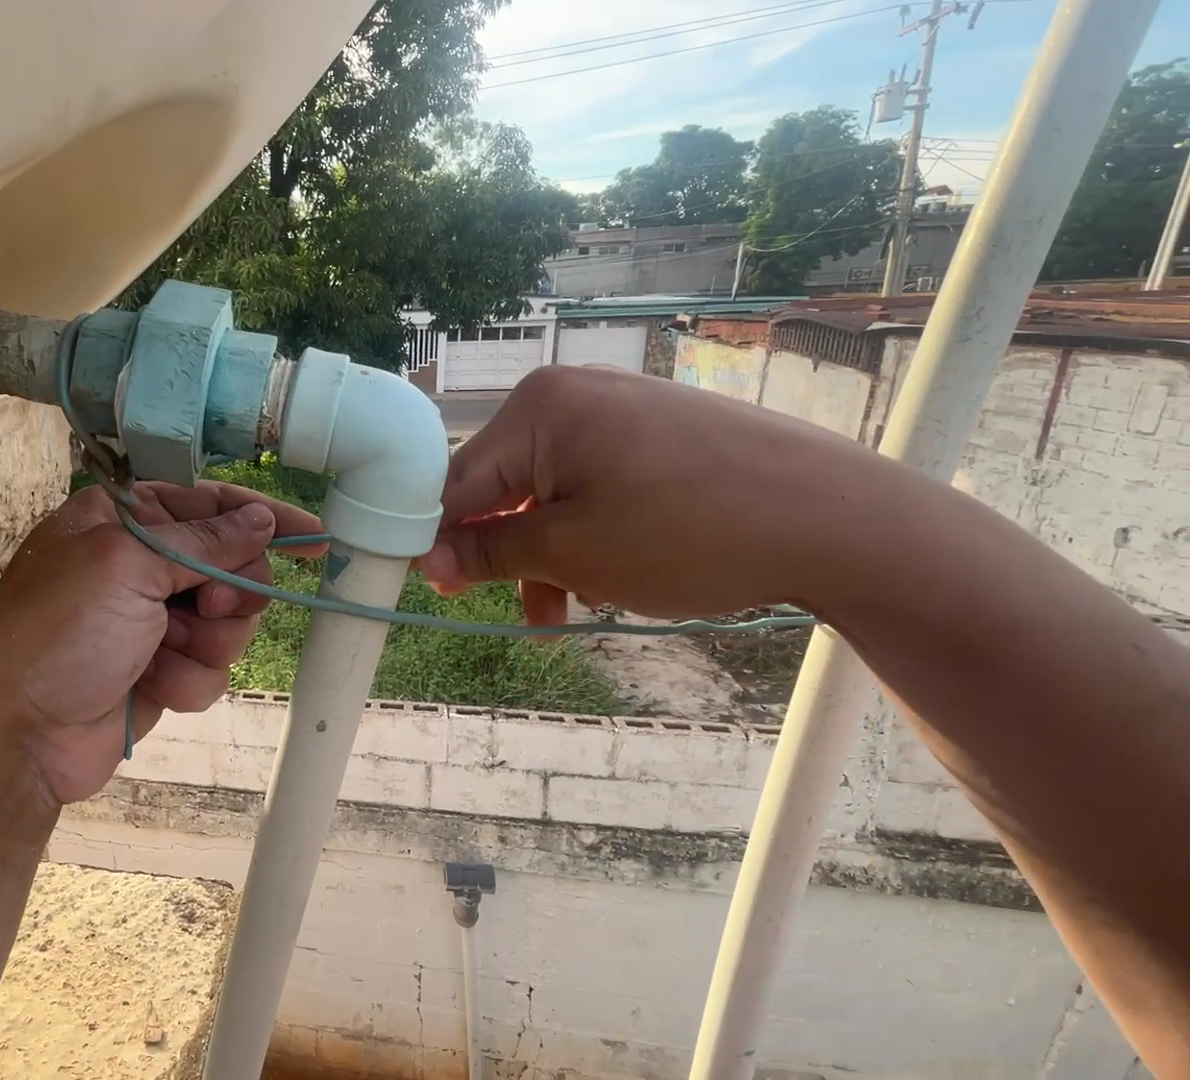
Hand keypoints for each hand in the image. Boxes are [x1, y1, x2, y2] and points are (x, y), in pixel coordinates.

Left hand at [0, 481, 323, 804]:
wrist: (17, 735)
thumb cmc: (60, 632)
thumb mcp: (129, 565)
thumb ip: (204, 539)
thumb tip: (260, 518)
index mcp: (122, 521)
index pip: (210, 504)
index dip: (263, 518)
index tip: (314, 538)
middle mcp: (139, 566)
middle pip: (231, 565)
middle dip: (230, 592)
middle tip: (211, 607)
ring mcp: (151, 621)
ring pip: (229, 621)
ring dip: (206, 642)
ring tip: (166, 652)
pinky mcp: (160, 670)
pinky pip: (209, 668)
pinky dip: (187, 679)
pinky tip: (151, 687)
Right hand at [417, 365, 890, 620]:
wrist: (842, 519)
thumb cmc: (690, 533)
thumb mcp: (571, 552)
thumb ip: (487, 552)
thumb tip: (427, 559)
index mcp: (538, 407)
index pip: (454, 480)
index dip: (437, 539)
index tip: (438, 591)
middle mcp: (570, 394)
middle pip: (501, 484)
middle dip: (504, 552)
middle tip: (522, 610)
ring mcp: (616, 408)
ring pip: (546, 492)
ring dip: (546, 555)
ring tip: (567, 613)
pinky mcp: (652, 430)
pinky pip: (590, 484)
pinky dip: (585, 533)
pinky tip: (605, 579)